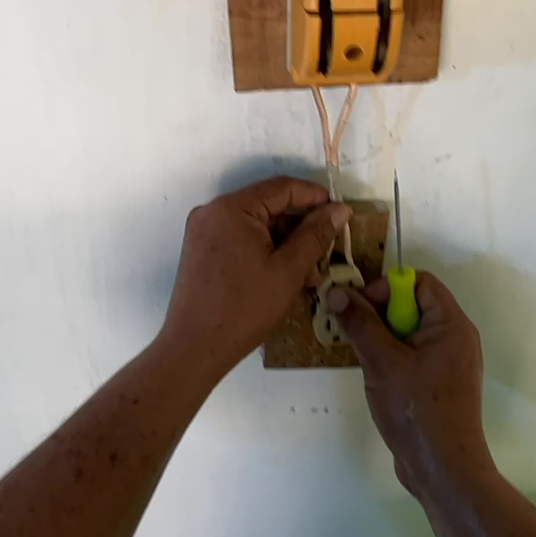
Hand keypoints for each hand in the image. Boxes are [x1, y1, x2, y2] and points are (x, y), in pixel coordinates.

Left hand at [159, 177, 350, 377]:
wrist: (194, 348)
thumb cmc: (244, 309)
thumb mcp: (288, 270)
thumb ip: (315, 235)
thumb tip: (339, 210)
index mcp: (231, 208)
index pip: (282, 188)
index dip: (316, 198)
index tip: (341, 215)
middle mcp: (213, 211)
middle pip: (269, 206)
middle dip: (301, 229)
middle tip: (326, 255)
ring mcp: (204, 231)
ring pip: (257, 226)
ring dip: (285, 245)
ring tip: (309, 276)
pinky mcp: (202, 251)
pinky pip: (241, 239)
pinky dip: (265, 252)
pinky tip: (284, 277)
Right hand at [331, 275, 494, 496]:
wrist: (443, 470)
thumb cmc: (416, 410)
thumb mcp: (381, 361)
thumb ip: (360, 323)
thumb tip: (337, 293)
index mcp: (451, 325)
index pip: (420, 282)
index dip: (388, 288)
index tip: (362, 309)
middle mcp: (456, 339)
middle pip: (413, 305)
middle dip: (379, 314)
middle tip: (355, 332)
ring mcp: (449, 364)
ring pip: (409, 333)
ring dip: (381, 337)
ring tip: (362, 357)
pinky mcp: (439, 385)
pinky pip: (413, 355)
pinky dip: (391, 357)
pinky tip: (374, 376)